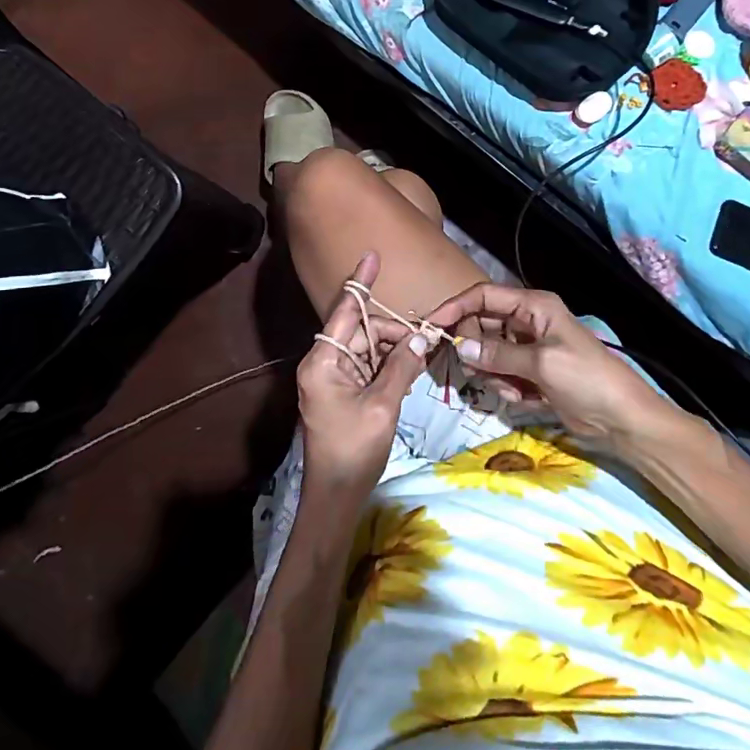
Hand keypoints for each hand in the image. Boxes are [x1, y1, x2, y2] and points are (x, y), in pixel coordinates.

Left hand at [296, 252, 436, 498]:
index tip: (371, 256)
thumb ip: (401, 366)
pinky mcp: (343, 392)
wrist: (336, 494)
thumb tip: (421, 336)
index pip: (343, 312)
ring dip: (394, 349)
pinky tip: (410, 366)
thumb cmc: (354, 449)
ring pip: (368, 348)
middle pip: (362, 331)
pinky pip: (368, 366)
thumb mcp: (383, 405)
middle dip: (393, 331)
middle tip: (426, 341)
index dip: (360, 284)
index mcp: (323, 362)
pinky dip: (389, 364)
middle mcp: (324, 363)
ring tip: (422, 354)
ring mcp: (332, 378)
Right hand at [425, 283, 674, 451]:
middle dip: (475, 349)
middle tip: (477, 371)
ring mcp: (528, 348)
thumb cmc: (587, 379)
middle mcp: (528, 321)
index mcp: (534, 306)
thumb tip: (459, 346)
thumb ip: (498, 353)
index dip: (456, 307)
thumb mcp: (541, 363)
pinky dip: (505, 387)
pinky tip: (525, 399)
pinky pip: (500, 374)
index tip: (431, 326)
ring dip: (492, 374)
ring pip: (487, 353)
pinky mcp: (530, 373)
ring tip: (513, 389)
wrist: (622, 418)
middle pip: (482, 326)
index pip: (484, 296)